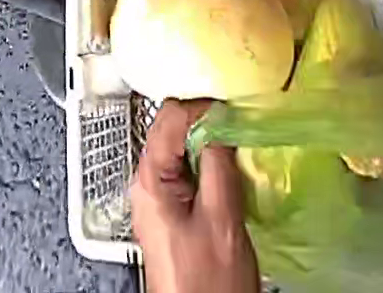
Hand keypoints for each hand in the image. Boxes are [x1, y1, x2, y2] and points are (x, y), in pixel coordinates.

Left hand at [130, 99, 257, 292]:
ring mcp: (157, 196)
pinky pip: (186, 169)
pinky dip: (207, 164)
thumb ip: (218, 165)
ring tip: (235, 150)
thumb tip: (221, 124)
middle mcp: (147, 183)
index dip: (201, 107)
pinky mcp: (171, 209)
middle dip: (205, 124)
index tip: (229, 111)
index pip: (169, 116)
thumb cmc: (207, 285)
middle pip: (171, 127)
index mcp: (150, 179)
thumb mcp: (220, 219)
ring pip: (181, 148)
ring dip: (208, 144)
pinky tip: (228, 173)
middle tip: (236, 129)